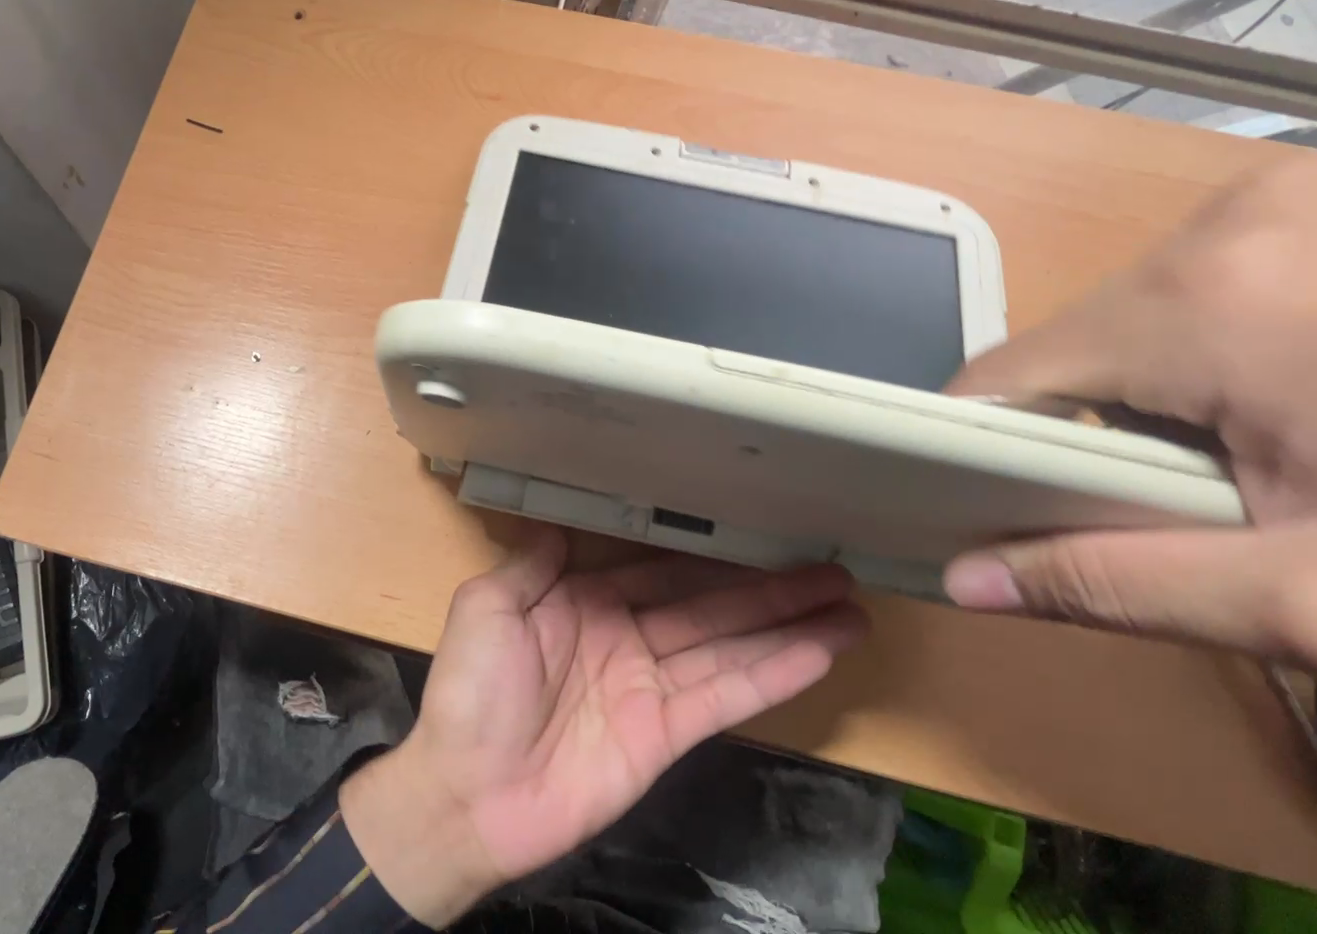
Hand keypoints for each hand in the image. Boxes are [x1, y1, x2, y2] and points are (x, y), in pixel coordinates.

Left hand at [340, 525, 866, 925]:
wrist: (468, 792)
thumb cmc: (470, 693)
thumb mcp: (486, 608)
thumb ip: (531, 566)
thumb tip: (560, 524)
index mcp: (579, 604)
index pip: (654, 570)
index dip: (704, 555)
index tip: (752, 534)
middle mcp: (621, 639)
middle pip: (706, 607)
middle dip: (768, 589)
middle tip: (831, 570)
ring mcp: (648, 687)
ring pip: (729, 648)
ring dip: (788, 628)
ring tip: (849, 607)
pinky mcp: (667, 733)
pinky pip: (726, 696)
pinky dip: (774, 674)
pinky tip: (819, 651)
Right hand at [942, 157, 1316, 675]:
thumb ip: (1120, 584)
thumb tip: (967, 586)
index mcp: (1198, 301)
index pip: (999, 380)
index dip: (983, 452)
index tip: (1019, 509)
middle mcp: (1232, 220)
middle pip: (1079, 344)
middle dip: (1108, 424)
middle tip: (1210, 493)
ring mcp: (1303, 196)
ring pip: (1148, 314)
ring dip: (1175, 388)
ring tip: (1285, 446)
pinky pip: (1222, 284)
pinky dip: (1234, 348)